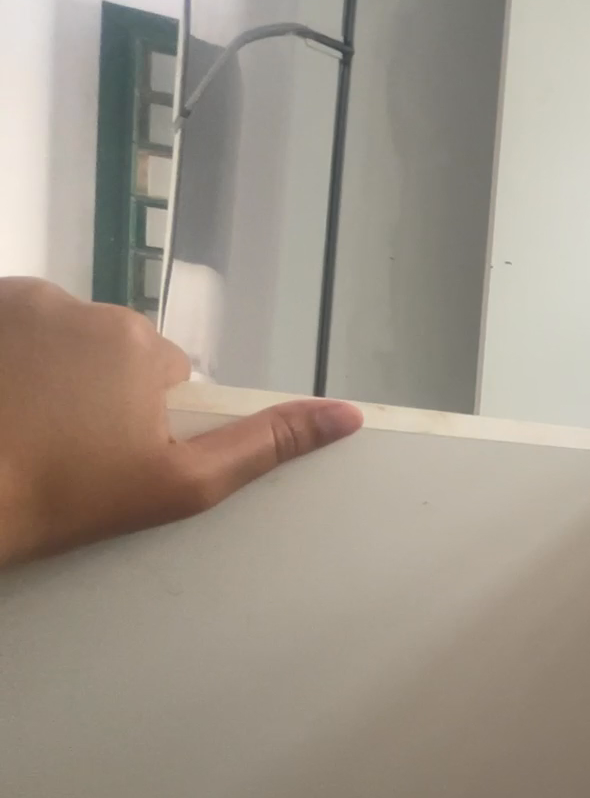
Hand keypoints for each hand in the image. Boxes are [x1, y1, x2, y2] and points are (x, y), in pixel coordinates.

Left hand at [0, 277, 362, 566]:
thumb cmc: (64, 494)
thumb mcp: (189, 480)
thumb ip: (272, 441)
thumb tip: (348, 414)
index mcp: (134, 339)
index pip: (165, 370)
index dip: (145, 414)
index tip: (107, 449)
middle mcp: (63, 303)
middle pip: (102, 347)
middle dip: (91, 389)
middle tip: (61, 446)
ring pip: (43, 338)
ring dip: (36, 374)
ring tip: (15, 428)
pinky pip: (0, 337)